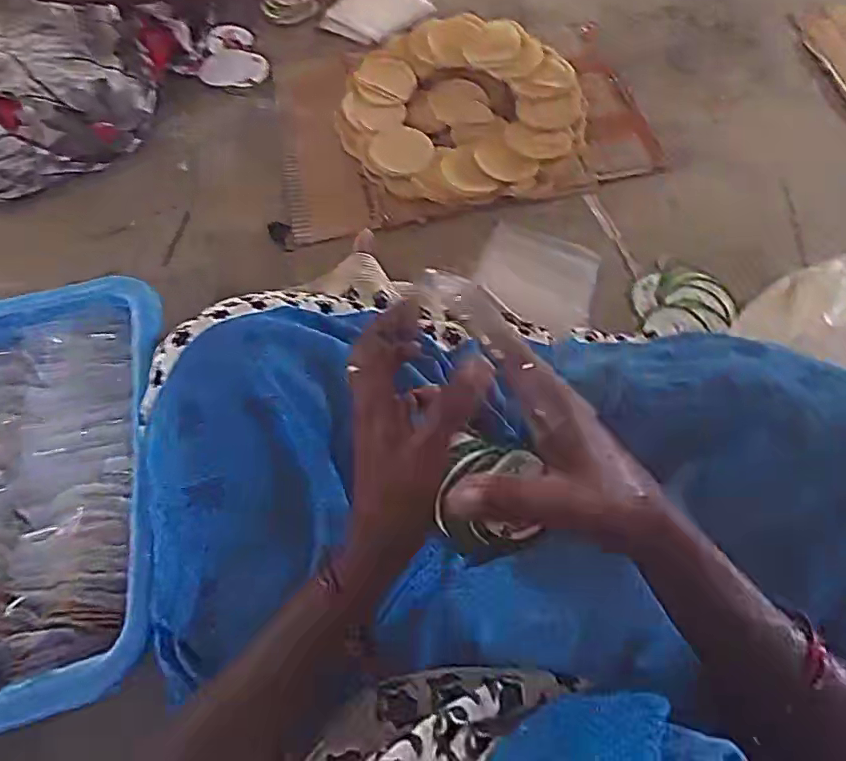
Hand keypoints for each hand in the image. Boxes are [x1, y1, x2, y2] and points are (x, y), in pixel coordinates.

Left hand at [345, 300, 493, 569]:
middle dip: (392, 333)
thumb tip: (477, 361)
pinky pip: (391, 398)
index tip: (414, 303)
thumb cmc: (404, 494)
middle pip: (371, 357)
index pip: (372, 347)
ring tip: (425, 347)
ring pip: (380, 378)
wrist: (378, 542)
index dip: (389, 321)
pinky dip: (408, 384)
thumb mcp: (433, 446)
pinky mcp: (382, 439)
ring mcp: (373, 424)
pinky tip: (433, 394)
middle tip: (419, 319)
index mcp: (375, 402)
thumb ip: (454, 403)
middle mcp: (369, 407)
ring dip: (398, 357)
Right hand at [443, 317, 668, 554]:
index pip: (517, 357)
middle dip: (487, 342)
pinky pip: (528, 398)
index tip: (462, 303)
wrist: (648, 522)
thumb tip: (450, 494)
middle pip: (518, 360)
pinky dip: (506, 391)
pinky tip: (488, 408)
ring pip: (524, 378)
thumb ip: (507, 496)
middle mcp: (559, 400)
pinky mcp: (566, 429)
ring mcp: (564, 412)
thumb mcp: (558, 502)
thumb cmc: (607, 505)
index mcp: (555, 405)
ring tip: (459, 362)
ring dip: (496, 365)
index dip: (490, 331)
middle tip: (448, 333)